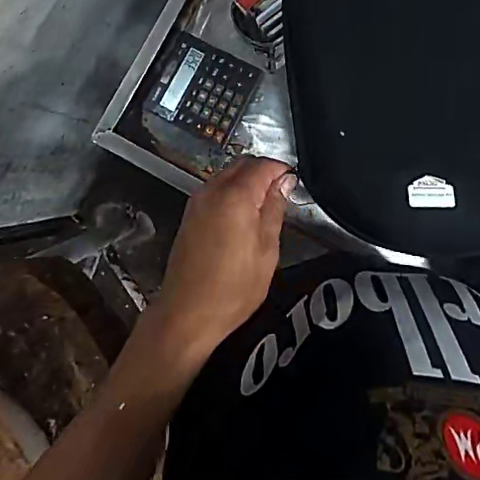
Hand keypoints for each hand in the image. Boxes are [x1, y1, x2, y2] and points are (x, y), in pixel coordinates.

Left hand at [140, 157, 293, 369]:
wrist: (186, 315)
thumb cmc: (231, 290)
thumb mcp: (267, 250)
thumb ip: (275, 210)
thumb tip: (283, 185)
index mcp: (236, 197)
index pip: (264, 166)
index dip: (282, 170)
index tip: (293, 182)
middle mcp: (213, 193)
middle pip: (243, 164)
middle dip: (265, 171)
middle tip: (282, 190)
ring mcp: (197, 203)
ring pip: (228, 174)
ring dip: (248, 180)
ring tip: (265, 205)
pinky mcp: (189, 216)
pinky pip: (216, 189)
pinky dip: (233, 191)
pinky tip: (244, 215)